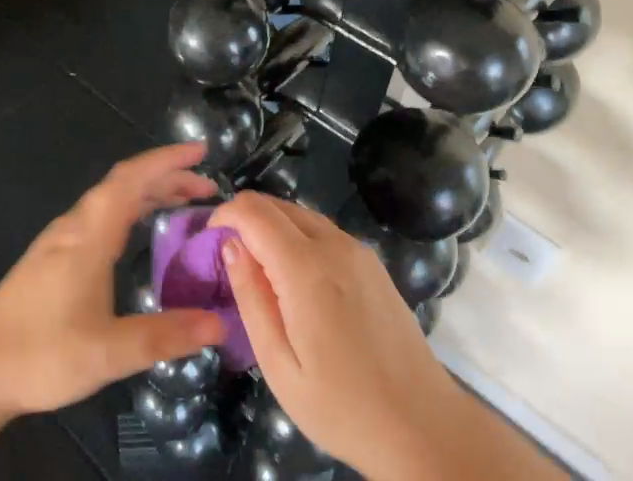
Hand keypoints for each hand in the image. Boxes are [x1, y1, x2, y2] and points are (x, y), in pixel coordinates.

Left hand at [0, 143, 226, 419]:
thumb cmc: (40, 355)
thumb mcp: (109, 353)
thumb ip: (165, 336)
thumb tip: (220, 324)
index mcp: (88, 238)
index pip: (131, 181)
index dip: (167, 161)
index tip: (202, 152)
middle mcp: (73, 230)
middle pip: (122, 186)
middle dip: (166, 177)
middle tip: (207, 186)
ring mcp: (58, 243)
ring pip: (108, 201)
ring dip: (147, 194)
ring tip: (183, 203)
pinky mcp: (50, 260)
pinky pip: (98, 218)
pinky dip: (128, 212)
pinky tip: (136, 233)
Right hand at [212, 193, 523, 479]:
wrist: (424, 427)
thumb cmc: (343, 406)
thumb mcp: (279, 364)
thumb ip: (251, 298)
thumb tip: (230, 246)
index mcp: (307, 269)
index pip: (253, 212)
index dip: (224, 216)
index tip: (208, 244)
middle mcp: (335, 247)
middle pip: (278, 205)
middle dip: (245, 219)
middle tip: (227, 259)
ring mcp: (360, 254)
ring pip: (303, 215)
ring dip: (273, 228)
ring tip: (257, 271)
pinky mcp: (375, 267)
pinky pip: (326, 233)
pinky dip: (299, 239)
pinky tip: (295, 280)